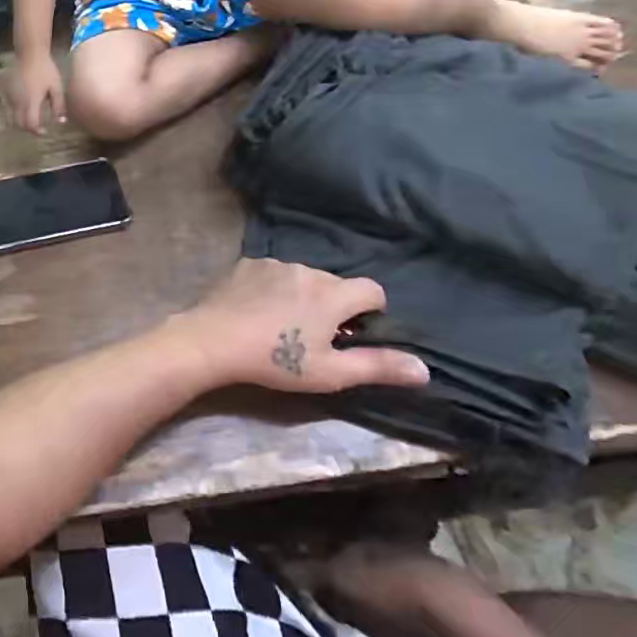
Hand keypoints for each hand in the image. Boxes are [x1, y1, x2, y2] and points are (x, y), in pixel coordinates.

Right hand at [2, 51, 65, 134]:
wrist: (30, 54)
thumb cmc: (46, 70)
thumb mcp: (56, 88)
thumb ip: (58, 106)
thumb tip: (60, 122)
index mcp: (31, 102)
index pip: (30, 124)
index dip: (36, 131)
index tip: (43, 131)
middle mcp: (18, 102)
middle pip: (18, 124)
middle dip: (27, 129)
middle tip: (36, 127)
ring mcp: (9, 97)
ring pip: (10, 117)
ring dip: (18, 122)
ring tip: (28, 119)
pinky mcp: (5, 92)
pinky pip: (6, 107)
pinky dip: (12, 112)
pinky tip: (21, 108)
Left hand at [170, 259, 428, 393]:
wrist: (212, 340)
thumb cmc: (274, 360)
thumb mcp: (330, 372)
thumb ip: (378, 367)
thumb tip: (424, 369)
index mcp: (332, 293)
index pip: (372, 290)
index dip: (371, 312)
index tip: (353, 334)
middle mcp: (306, 270)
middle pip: (336, 284)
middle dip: (335, 305)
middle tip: (314, 336)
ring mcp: (273, 264)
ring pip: (303, 277)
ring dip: (303, 295)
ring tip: (282, 325)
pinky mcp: (245, 264)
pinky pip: (273, 273)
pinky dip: (275, 288)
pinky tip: (257, 311)